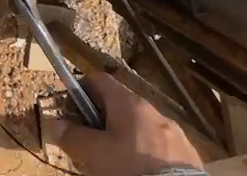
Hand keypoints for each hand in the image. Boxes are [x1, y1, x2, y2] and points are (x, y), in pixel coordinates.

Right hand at [44, 72, 201, 175]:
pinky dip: (146, 157)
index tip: (70, 112)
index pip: (98, 80)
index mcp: (130, 103)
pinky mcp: (192, 160)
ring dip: (125, 142)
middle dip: (102, 124)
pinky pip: (160, 151)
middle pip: (119, 108)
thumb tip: (53, 125)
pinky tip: (140, 172)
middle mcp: (155, 112)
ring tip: (116, 165)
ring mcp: (177, 137)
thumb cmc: (131, 168)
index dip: (80, 91)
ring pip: (141, 131)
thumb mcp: (93, 153)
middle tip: (90, 146)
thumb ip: (71, 136)